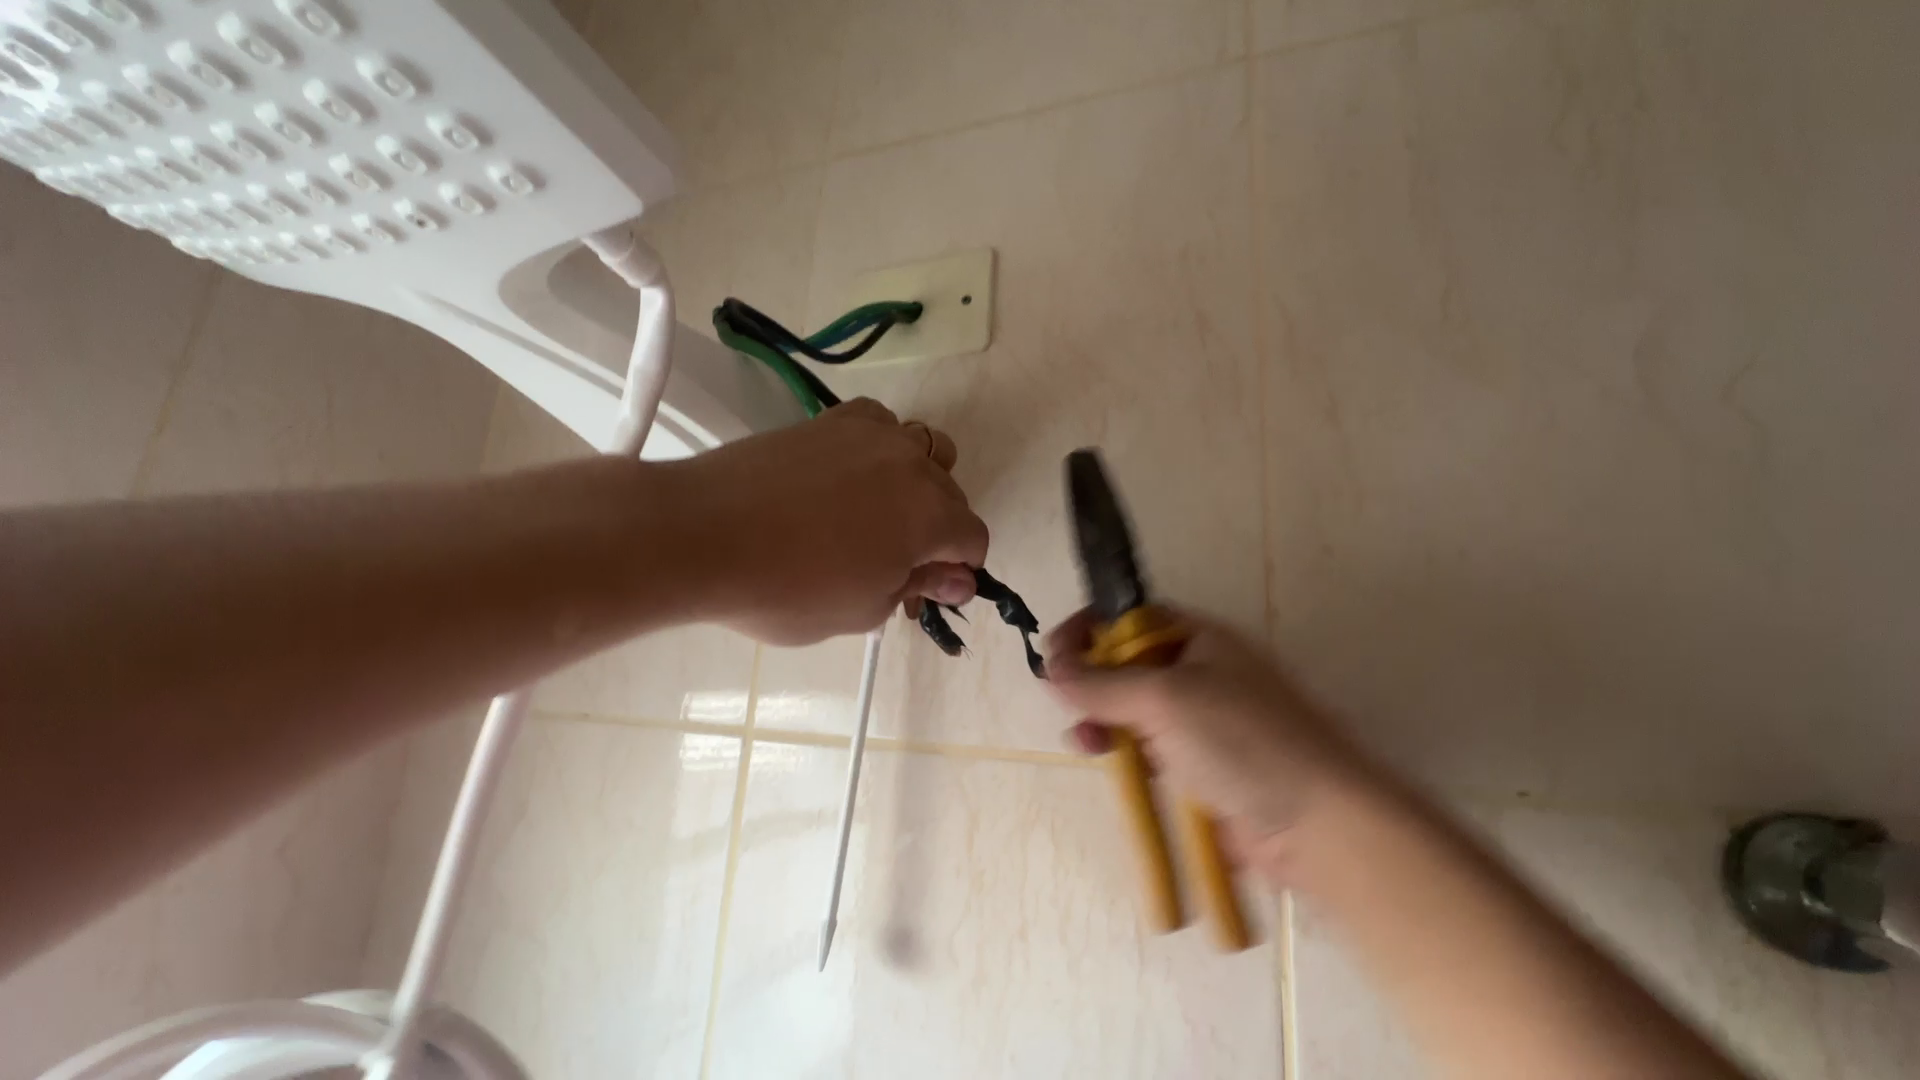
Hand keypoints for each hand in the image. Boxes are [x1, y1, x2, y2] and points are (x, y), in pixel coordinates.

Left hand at [659, 399, 987, 645]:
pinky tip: (849, 476)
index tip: (923, 590)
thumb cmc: (786, 589)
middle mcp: (912, 463)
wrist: (700, 534)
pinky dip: (880, 448)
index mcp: (930, 515)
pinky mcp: (830, 420)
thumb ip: (916, 587)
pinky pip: (879, 425)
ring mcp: (871, 433)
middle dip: (937, 530)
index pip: (973, 539)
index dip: (956, 571)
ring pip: (922, 449)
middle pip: (953, 493)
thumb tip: (955, 578)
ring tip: (876, 513)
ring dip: (918, 482)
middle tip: (892, 562)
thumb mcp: (861, 610)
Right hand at [1045, 607, 1375, 882]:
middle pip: (1128, 663)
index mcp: (1201, 639)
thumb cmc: (1242, 741)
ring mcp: (1201, 722)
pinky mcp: (1200, 767)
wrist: (1317, 821)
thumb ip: (1103, 683)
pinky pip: (1148, 749)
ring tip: (1082, 738)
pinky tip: (1103, 759)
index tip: (1054, 652)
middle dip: (1090, 677)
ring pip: (1134, 710)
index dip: (1091, 628)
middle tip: (1060, 696)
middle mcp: (1200, 672)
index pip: (1133, 618)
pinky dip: (1122, 750)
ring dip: (1101, 718)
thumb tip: (1051, 668)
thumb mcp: (1166, 699)